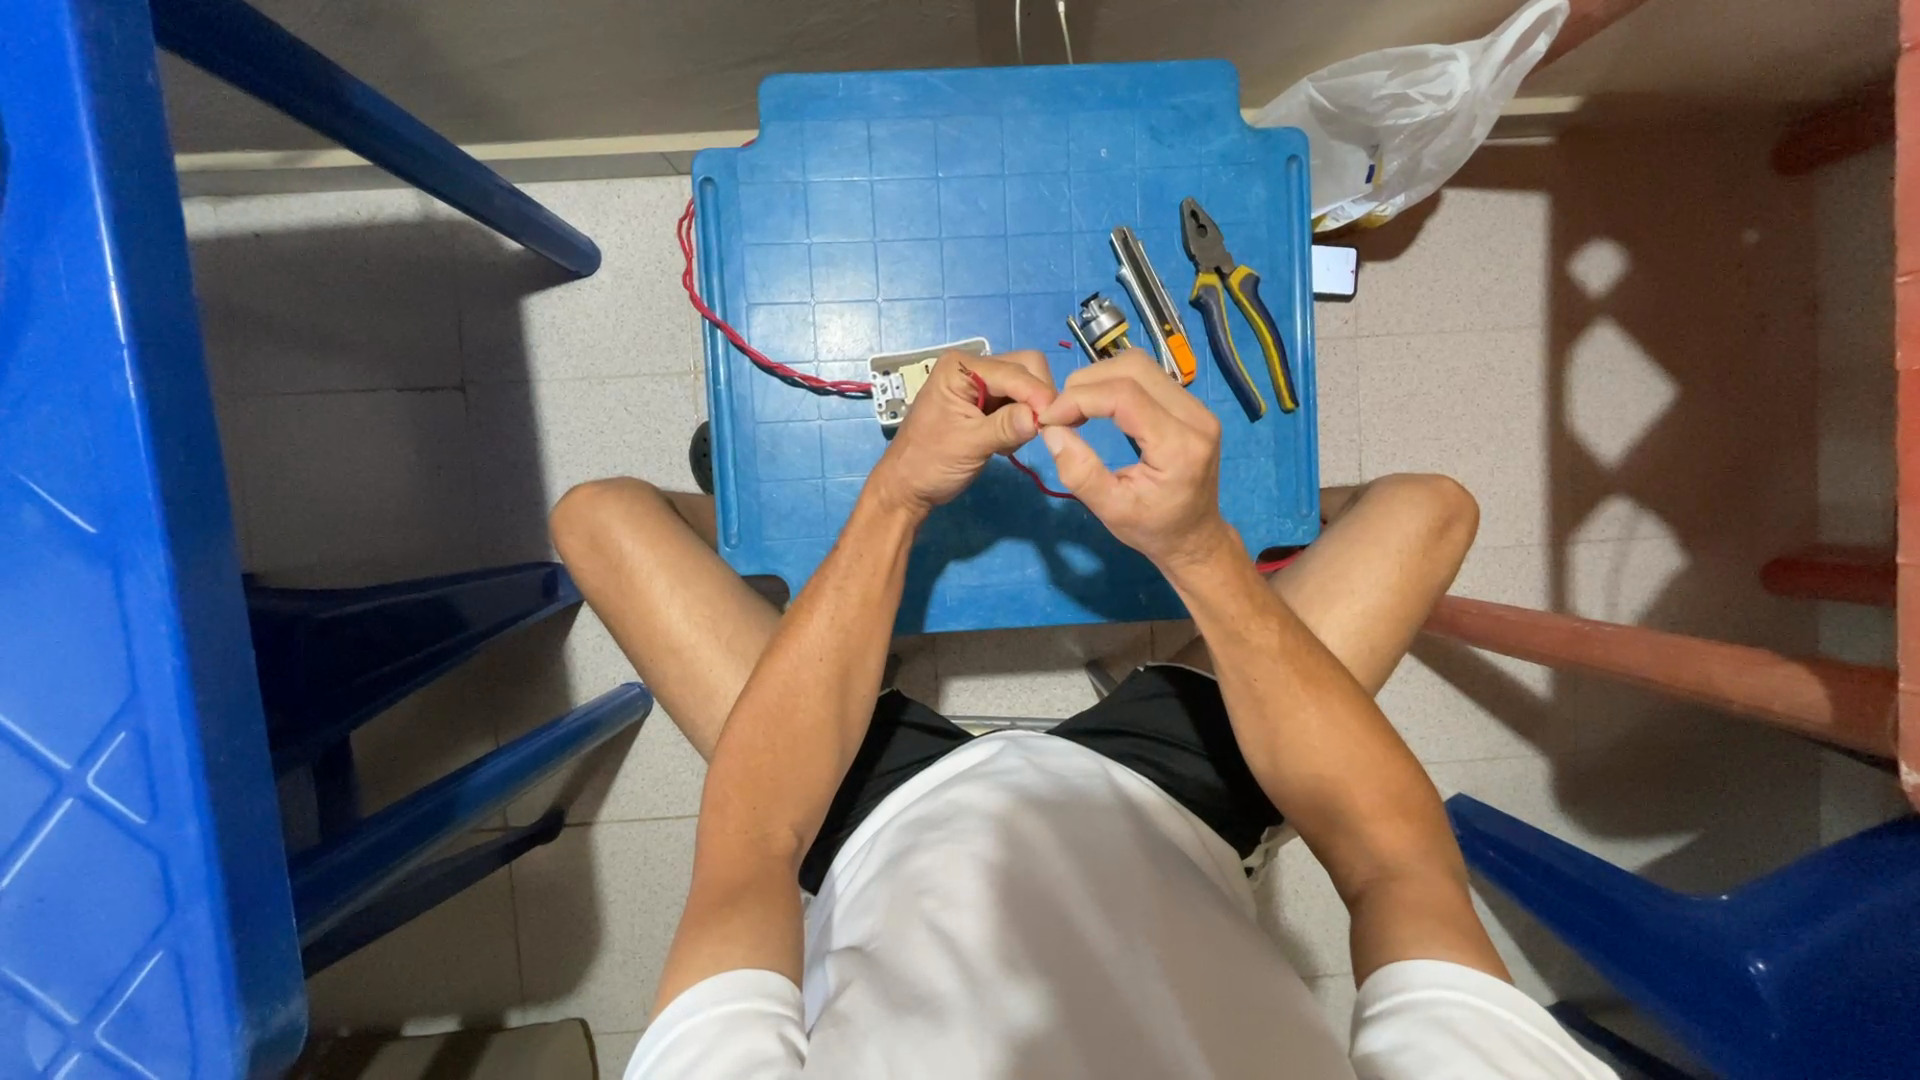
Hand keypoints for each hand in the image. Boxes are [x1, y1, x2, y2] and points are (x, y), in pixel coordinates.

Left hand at [867, 350, 1056, 515]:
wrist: (908, 487)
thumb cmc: (929, 463)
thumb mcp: (968, 445)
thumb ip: (1005, 427)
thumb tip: (1040, 417)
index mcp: (961, 367)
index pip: (1015, 369)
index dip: (1037, 393)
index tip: (1054, 421)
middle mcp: (973, 368)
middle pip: (1027, 370)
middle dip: (1037, 399)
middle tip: (1037, 431)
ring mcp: (981, 386)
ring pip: (1027, 388)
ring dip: (1030, 413)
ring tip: (1010, 442)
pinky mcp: (988, 405)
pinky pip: (1019, 405)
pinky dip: (1022, 423)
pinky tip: (1005, 444)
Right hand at [1036, 350, 1235, 570]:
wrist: (1195, 537)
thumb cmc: (1152, 529)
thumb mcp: (1110, 510)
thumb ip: (1080, 472)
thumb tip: (1051, 430)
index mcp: (1179, 447)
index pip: (1125, 397)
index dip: (1080, 398)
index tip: (1049, 418)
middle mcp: (1196, 418)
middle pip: (1134, 368)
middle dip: (1087, 383)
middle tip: (1060, 412)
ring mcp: (1199, 408)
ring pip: (1141, 365)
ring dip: (1100, 379)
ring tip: (1076, 408)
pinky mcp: (1192, 406)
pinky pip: (1149, 377)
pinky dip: (1115, 383)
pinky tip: (1097, 406)